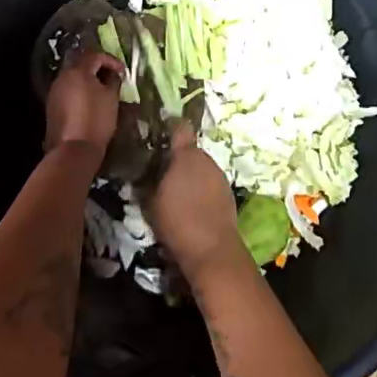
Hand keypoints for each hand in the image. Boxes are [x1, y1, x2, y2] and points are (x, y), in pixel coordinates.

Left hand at [44, 49, 122, 154]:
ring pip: (74, 78)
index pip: (96, 56)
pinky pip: (68, 90)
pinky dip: (80, 90)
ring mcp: (55, 92)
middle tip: (113, 76)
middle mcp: (62, 78)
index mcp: (77, 72)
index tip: (123, 71)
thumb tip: (112, 75)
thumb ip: (112, 81)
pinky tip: (90, 101)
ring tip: (103, 89)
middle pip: (82, 65)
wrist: (74, 149)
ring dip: (89, 79)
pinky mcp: (52, 106)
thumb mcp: (111, 97)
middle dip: (99, 68)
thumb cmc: (97, 119)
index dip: (111, 61)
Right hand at [145, 122, 245, 281]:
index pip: (181, 129)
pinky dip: (203, 188)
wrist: (211, 247)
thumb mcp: (152, 201)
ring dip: (192, 174)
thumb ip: (151, 181)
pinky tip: (195, 205)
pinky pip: (211, 182)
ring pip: (202, 167)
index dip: (172, 129)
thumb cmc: (177, 221)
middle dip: (180, 159)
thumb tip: (148, 171)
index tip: (162, 135)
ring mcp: (220, 174)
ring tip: (179, 193)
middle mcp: (206, 159)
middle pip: (192, 151)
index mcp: (186, 156)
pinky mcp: (228, 191)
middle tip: (164, 174)